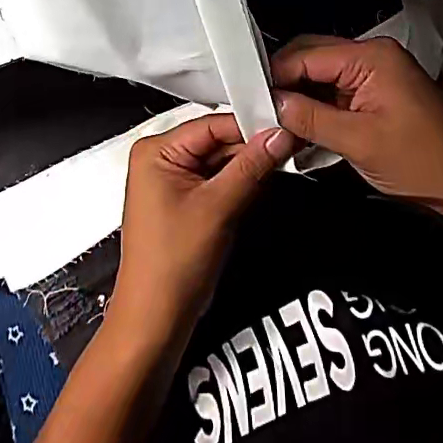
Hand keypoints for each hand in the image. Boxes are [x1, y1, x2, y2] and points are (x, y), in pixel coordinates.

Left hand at [111, 114, 297, 336]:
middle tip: (287, 146)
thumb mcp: (218, 207)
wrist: (156, 319)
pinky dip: (239, 183)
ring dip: (248, 165)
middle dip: (252, 147)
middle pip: (217, 140)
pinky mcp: (185, 200)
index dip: (249, 125)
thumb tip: (276, 137)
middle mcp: (160, 160)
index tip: (282, 128)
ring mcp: (172, 181)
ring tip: (279, 163)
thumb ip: (251, 166)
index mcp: (155, 151)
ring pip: (220, 160)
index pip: (212, 124)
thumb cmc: (168, 267)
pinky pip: (217, 180)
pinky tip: (261, 183)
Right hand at [272, 36, 442, 207]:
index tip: (251, 96)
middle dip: (286, 85)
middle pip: (312, 60)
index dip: (276, 75)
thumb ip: (309, 117)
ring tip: (278, 125)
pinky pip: (336, 95)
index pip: (306, 54)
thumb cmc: (430, 165)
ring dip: (300, 101)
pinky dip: (317, 112)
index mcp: (373, 56)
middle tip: (260, 111)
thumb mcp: (358, 141)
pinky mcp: (377, 98)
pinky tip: (301, 132)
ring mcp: (377, 77)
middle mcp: (374, 58)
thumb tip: (274, 103)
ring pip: (321, 79)